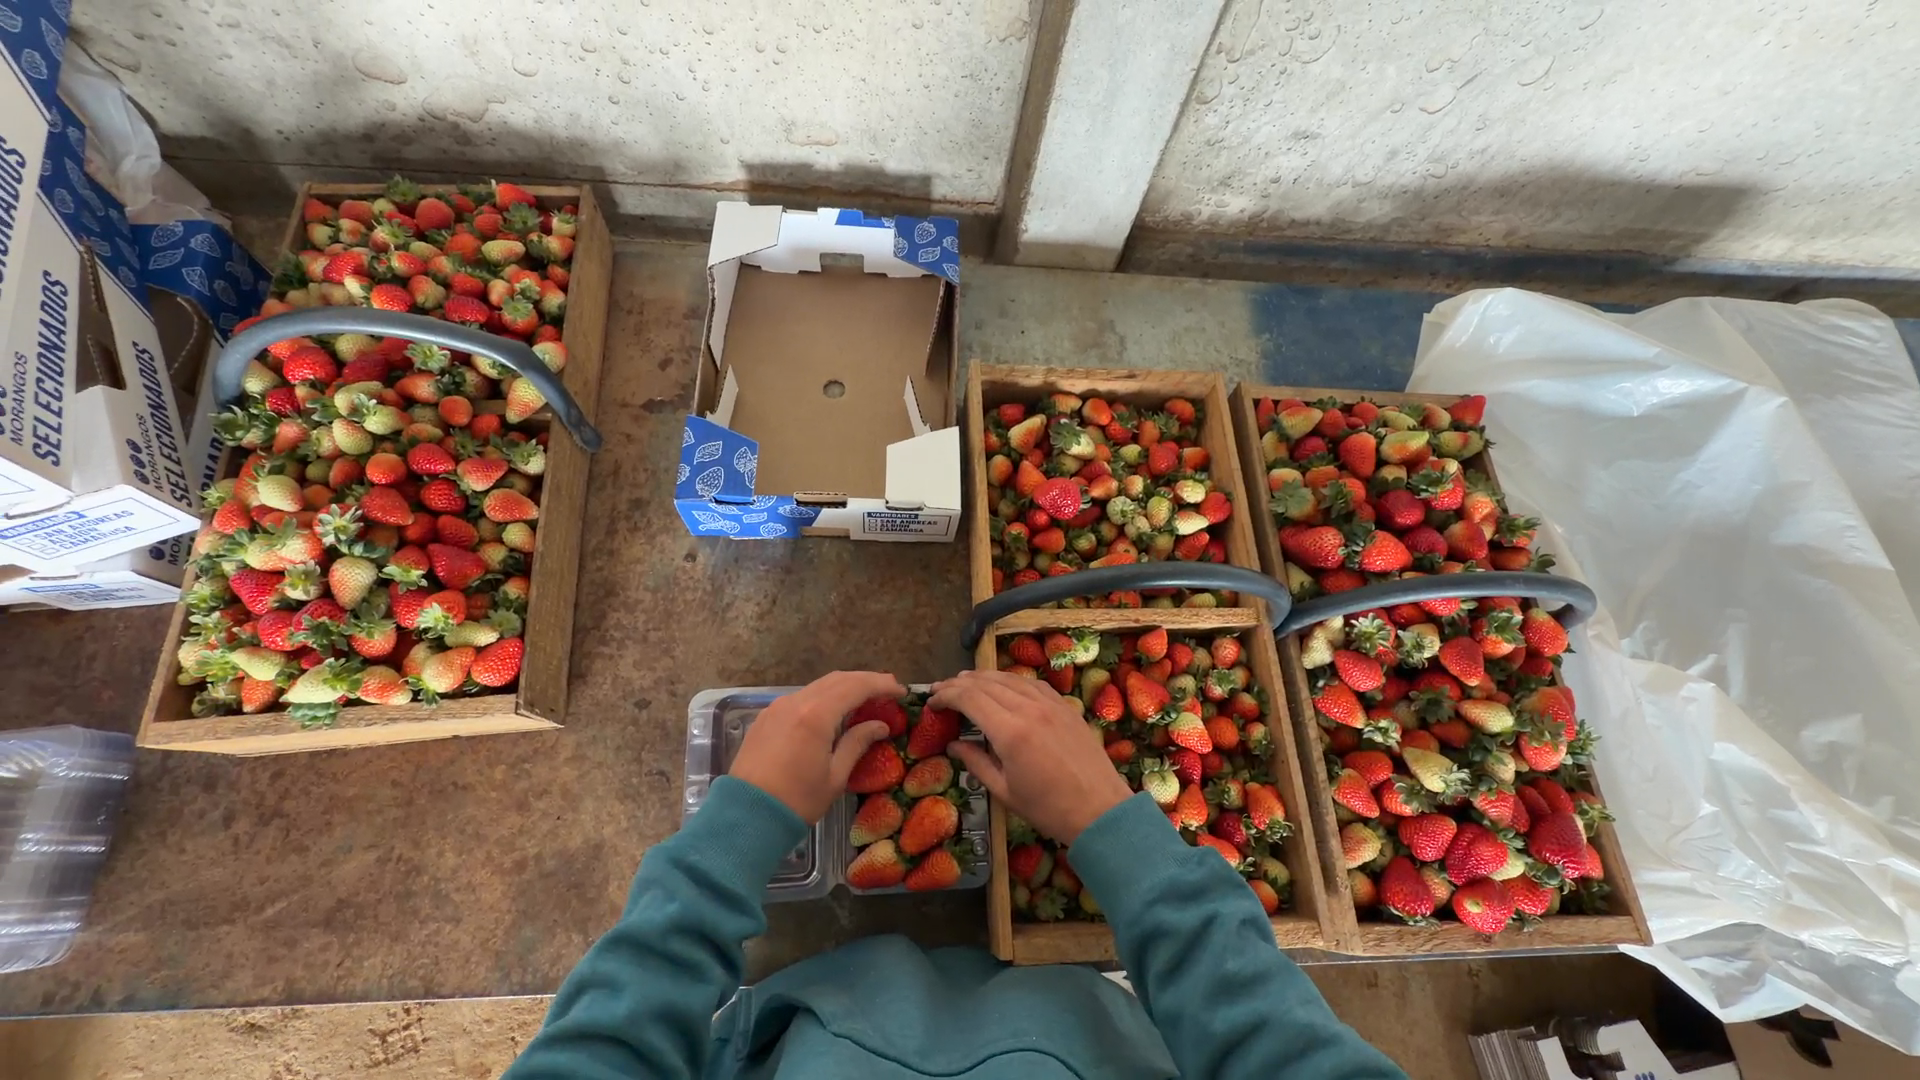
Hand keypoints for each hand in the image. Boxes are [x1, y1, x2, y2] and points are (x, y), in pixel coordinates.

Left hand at [730, 671, 904, 823]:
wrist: (745, 817)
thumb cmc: (797, 801)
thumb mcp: (835, 776)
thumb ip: (858, 743)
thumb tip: (880, 725)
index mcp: (816, 715)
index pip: (856, 686)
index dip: (881, 685)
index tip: (901, 691)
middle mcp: (795, 702)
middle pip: (837, 679)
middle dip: (865, 681)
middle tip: (888, 689)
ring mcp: (777, 707)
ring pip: (818, 686)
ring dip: (844, 687)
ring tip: (865, 698)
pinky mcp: (766, 717)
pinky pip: (801, 698)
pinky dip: (823, 697)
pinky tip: (833, 711)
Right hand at [930, 670, 1132, 844]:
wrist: (1100, 811)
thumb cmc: (1048, 809)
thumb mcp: (1004, 791)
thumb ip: (976, 762)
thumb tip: (953, 745)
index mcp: (1010, 732)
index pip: (969, 698)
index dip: (946, 695)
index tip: (931, 702)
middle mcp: (1029, 709)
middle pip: (986, 683)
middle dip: (959, 683)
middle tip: (941, 690)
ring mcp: (1050, 704)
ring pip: (1009, 678)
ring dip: (983, 677)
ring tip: (965, 682)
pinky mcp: (1065, 706)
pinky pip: (1032, 683)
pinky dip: (1011, 680)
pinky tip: (1003, 685)